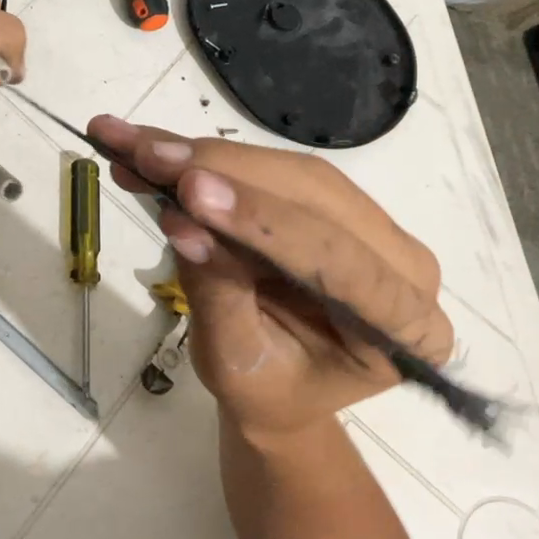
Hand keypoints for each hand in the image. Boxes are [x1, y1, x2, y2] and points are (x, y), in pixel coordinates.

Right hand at [87, 117, 449, 441]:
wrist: (276, 387)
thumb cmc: (265, 391)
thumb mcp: (235, 363)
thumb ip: (217, 294)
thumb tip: (182, 224)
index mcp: (405, 328)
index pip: (340, 262)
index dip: (264, 221)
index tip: (192, 193)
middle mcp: (400, 263)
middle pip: (311, 196)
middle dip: (221, 171)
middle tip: (147, 156)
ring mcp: (364, 222)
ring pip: (284, 169)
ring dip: (203, 155)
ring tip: (133, 147)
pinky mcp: (323, 198)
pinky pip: (263, 164)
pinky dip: (200, 156)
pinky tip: (148, 148)